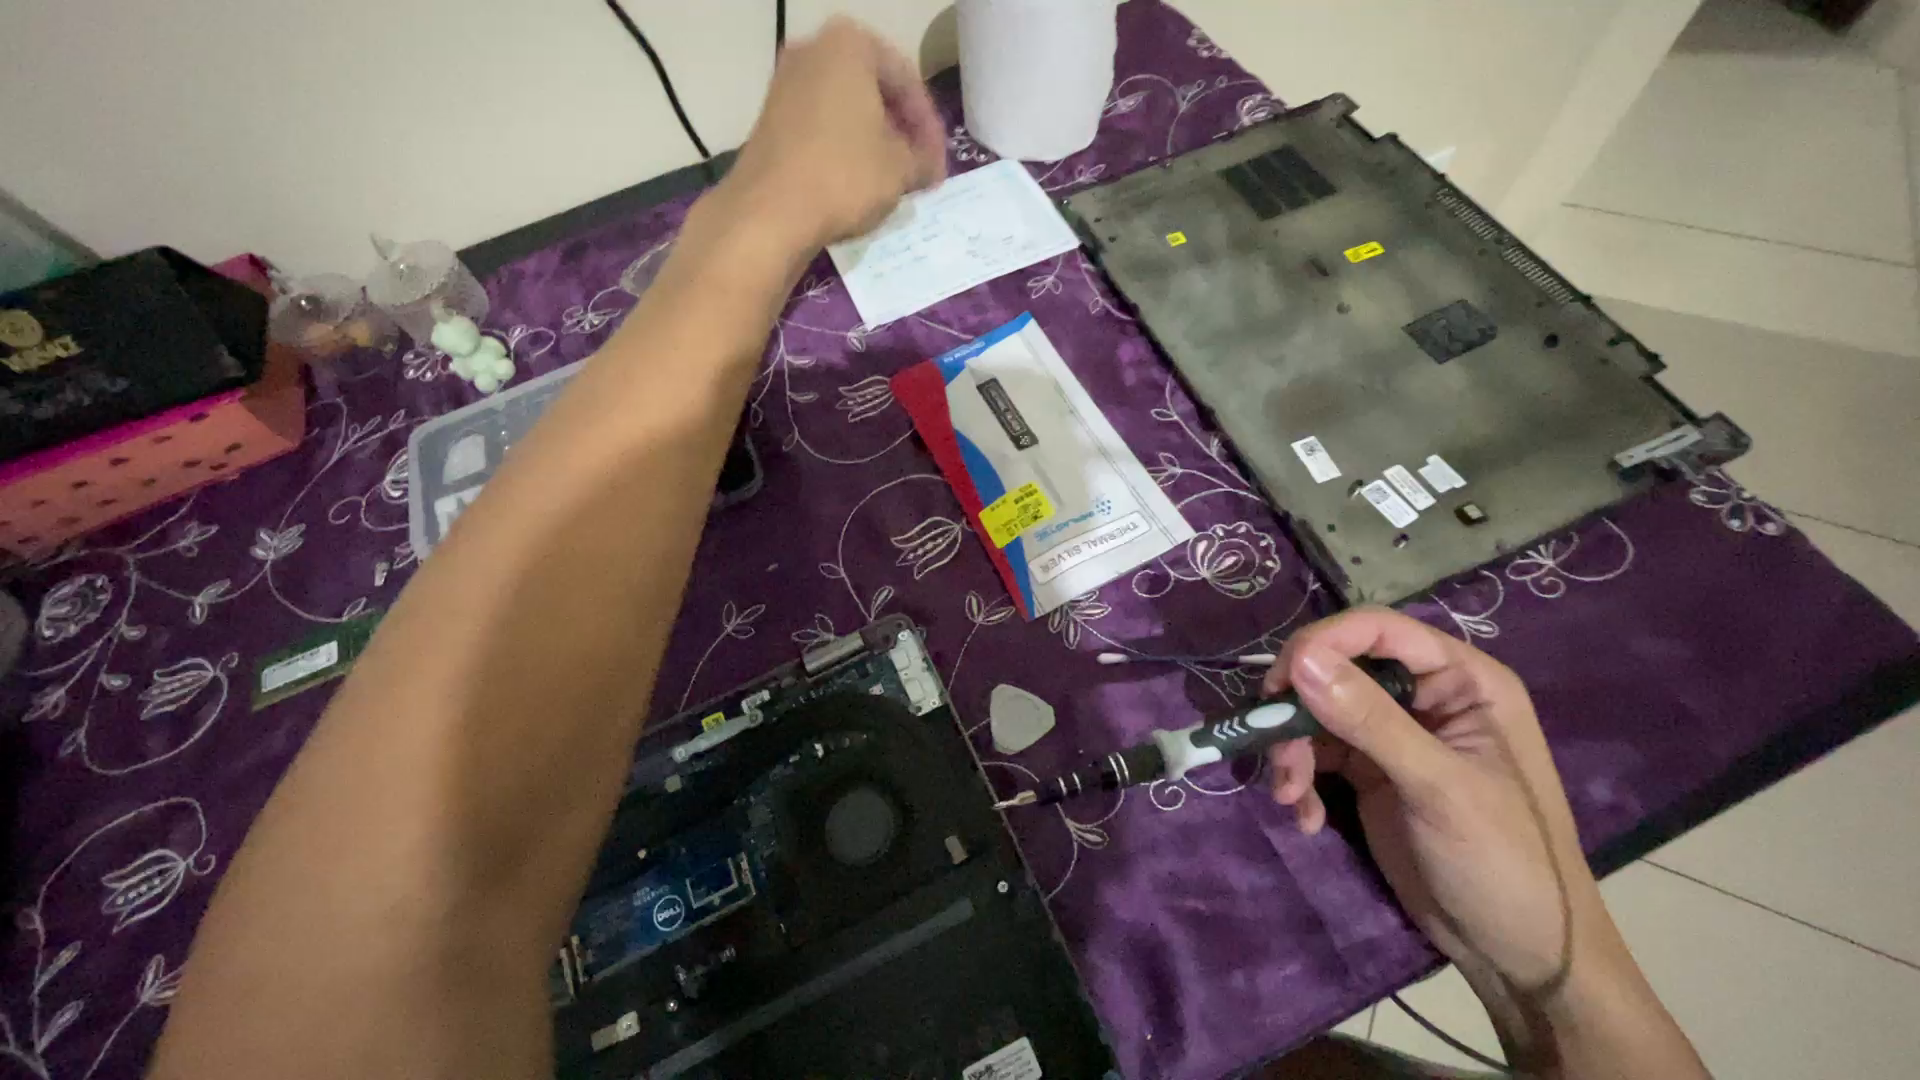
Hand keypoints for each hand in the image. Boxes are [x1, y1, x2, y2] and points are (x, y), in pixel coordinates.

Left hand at [719, 16, 947, 252]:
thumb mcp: (900, 169)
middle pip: (874, 92)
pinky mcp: (771, 119)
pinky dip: (846, 150)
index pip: (907, 82)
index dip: (930, 129)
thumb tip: (927, 166)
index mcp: (851, 45)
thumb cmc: (844, 176)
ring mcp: (786, 84)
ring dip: (875, 143)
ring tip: (894, 181)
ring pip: (847, 111)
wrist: (770, 212)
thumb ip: (922, 159)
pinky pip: (822, 128)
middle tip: (920, 170)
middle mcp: (814, 51)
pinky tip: (860, 183)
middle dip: (901, 132)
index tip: (940, 166)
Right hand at [1262, 609, 1605, 993]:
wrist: (1518, 954)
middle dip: (1298, 712)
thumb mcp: (1438, 787)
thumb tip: (1299, 658)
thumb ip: (1369, 719)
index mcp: (1462, 680)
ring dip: (1293, 753)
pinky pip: (1316, 755)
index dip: (1323, 644)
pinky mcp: (1369, 772)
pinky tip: (1307, 817)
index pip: (1378, 630)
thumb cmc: (1504, 861)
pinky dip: (1302, 781)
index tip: (1278, 684)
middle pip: (1336, 670)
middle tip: (1276, 753)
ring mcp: (1393, 735)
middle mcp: (1425, 696)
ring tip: (1291, 798)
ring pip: (1317, 714)